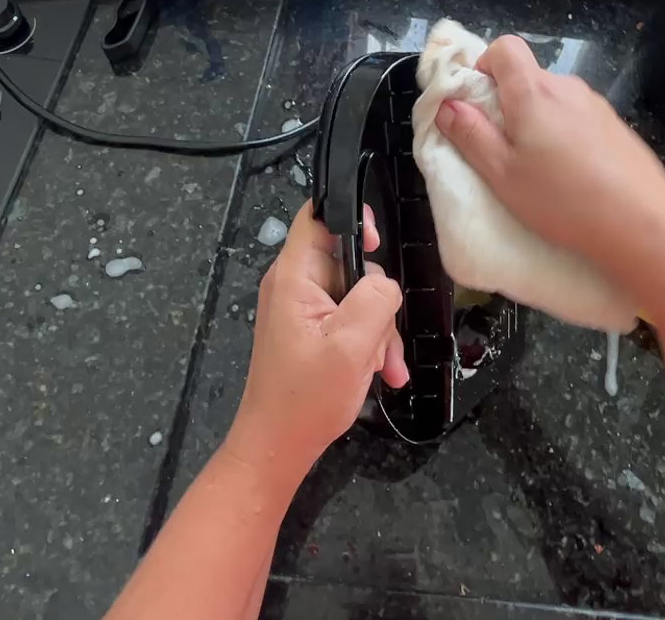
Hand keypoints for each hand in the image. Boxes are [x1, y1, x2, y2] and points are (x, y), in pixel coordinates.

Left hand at [227, 201, 408, 478]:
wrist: (278, 448)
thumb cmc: (307, 397)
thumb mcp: (352, 344)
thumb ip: (377, 298)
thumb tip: (386, 283)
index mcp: (294, 276)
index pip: (317, 215)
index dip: (351, 215)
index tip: (377, 243)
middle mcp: (295, 284)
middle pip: (349, 261)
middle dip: (377, 299)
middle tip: (383, 337)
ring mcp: (304, 308)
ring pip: (358, 295)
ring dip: (379, 329)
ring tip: (385, 366)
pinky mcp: (312, 329)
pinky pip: (351, 319)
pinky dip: (369, 343)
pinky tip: (383, 373)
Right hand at [434, 35, 664, 290]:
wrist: (643, 225)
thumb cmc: (562, 200)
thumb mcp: (501, 173)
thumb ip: (470, 134)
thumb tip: (447, 104)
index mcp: (533, 92)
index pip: (504, 47)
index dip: (484, 66)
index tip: (476, 102)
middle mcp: (567, 88)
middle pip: (528, 77)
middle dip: (508, 104)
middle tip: (502, 149)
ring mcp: (597, 106)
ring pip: (553, 101)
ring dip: (538, 123)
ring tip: (539, 170)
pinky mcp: (617, 128)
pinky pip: (577, 119)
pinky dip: (565, 137)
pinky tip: (572, 176)